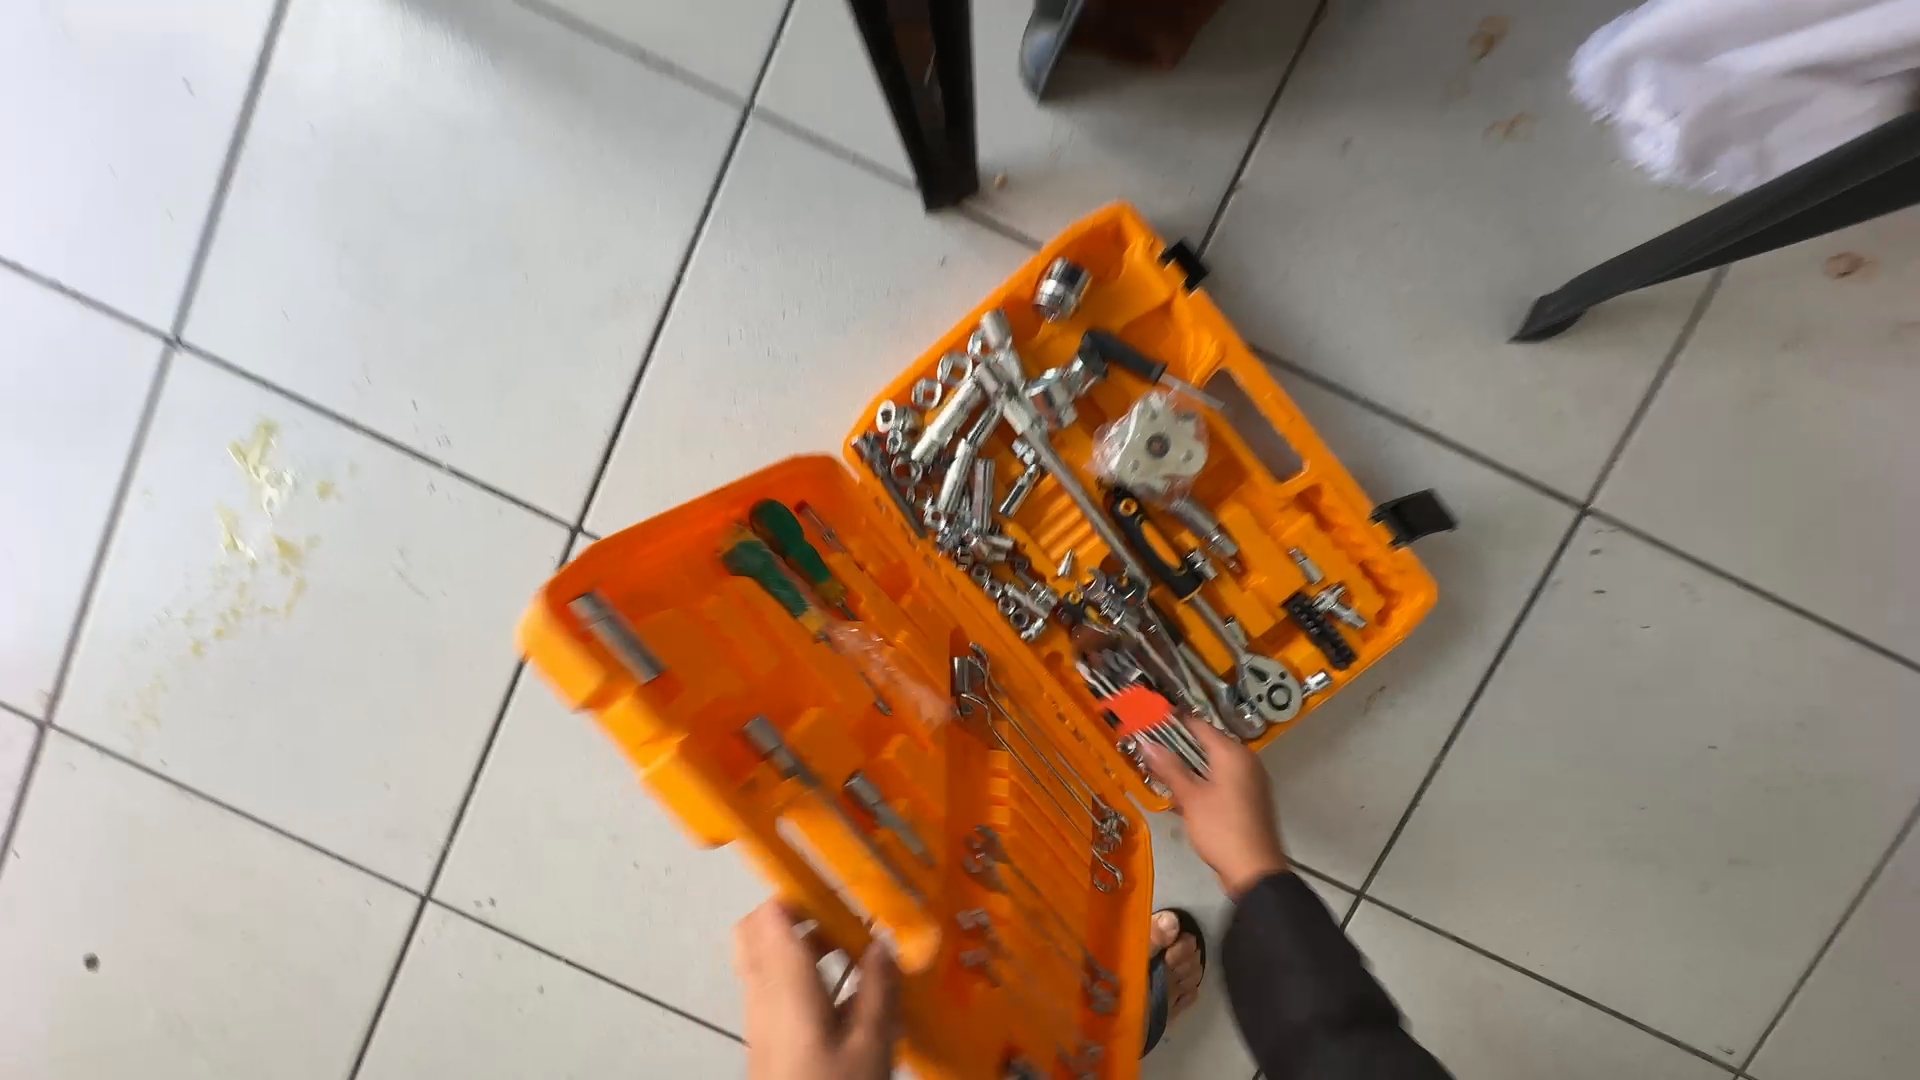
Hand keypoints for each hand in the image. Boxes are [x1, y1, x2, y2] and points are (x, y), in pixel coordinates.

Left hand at [733, 902, 899, 1079]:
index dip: (799, 892)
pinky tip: (839, 990)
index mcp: (785, 981)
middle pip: (756, 929)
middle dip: (795, 913)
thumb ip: (878, 989)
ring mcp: (757, 1016)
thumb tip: (883, 943)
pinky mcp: (763, 1037)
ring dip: (799, 942)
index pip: (771, 913)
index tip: (837, 891)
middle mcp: (762, 991)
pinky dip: (798, 971)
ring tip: (848, 949)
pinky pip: (772, 983)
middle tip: (839, 916)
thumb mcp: (870, 1046)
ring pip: (765, 955)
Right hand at [1139, 719, 1287, 897]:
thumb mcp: (1191, 797)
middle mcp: (1245, 761)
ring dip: (1188, 766)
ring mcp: (1250, 781)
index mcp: (1233, 754)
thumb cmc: (1221, 829)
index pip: (1199, 726)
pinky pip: (1221, 780)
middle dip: (1178, 746)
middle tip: (1149, 748)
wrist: (1255, 871)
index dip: (1174, 721)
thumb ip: (1169, 768)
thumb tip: (1147, 744)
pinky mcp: (1249, 799)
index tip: (1150, 719)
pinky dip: (1202, 781)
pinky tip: (1181, 793)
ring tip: (1159, 771)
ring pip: (1212, 764)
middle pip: (1206, 744)